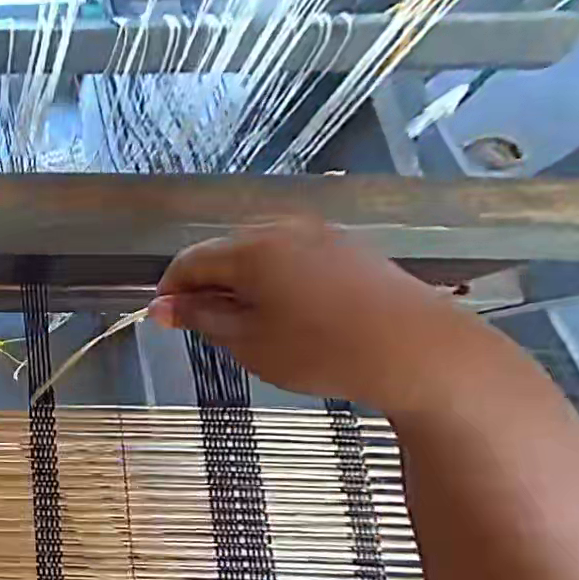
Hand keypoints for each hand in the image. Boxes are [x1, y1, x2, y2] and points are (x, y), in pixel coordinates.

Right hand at [149, 219, 512, 415]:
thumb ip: (198, 317)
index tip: (165, 322)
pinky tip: (282, 313)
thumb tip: (159, 307)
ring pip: (256, 253)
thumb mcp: (245, 339)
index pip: (188, 261)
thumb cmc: (318, 350)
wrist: (419, 351)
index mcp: (250, 248)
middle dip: (204, 285)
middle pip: (222, 251)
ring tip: (243, 324)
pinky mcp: (346, 249)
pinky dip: (270, 280)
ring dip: (237, 283)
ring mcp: (320, 234)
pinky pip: (288, 256)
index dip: (169, 291)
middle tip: (204, 327)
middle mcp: (283, 229)